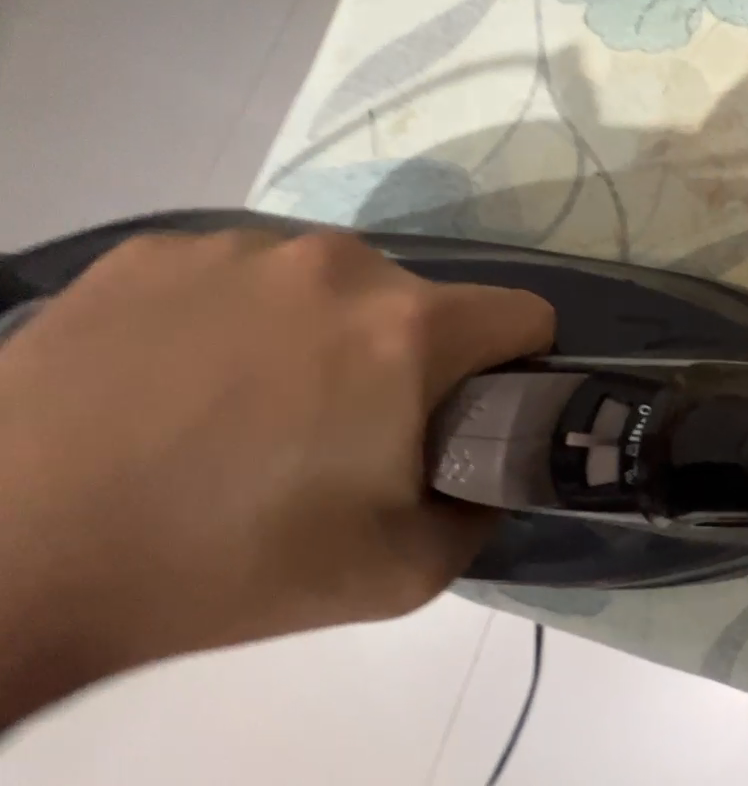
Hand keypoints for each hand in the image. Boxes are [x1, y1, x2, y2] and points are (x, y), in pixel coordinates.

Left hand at [0, 230, 552, 717]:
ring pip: (336, 282)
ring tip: (254, 403)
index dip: (516, 367)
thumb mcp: (408, 571)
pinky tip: (184, 379)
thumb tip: (496, 470)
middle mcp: (340, 264)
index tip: (466, 413)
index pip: (527, 317)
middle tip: (345, 428)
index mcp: (412, 328)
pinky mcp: (149, 252)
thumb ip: (486, 506)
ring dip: (326, 331)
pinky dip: (241, 317)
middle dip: (412, 355)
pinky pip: (243, 273)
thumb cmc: (225, 567)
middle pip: (428, 301)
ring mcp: (238, 248)